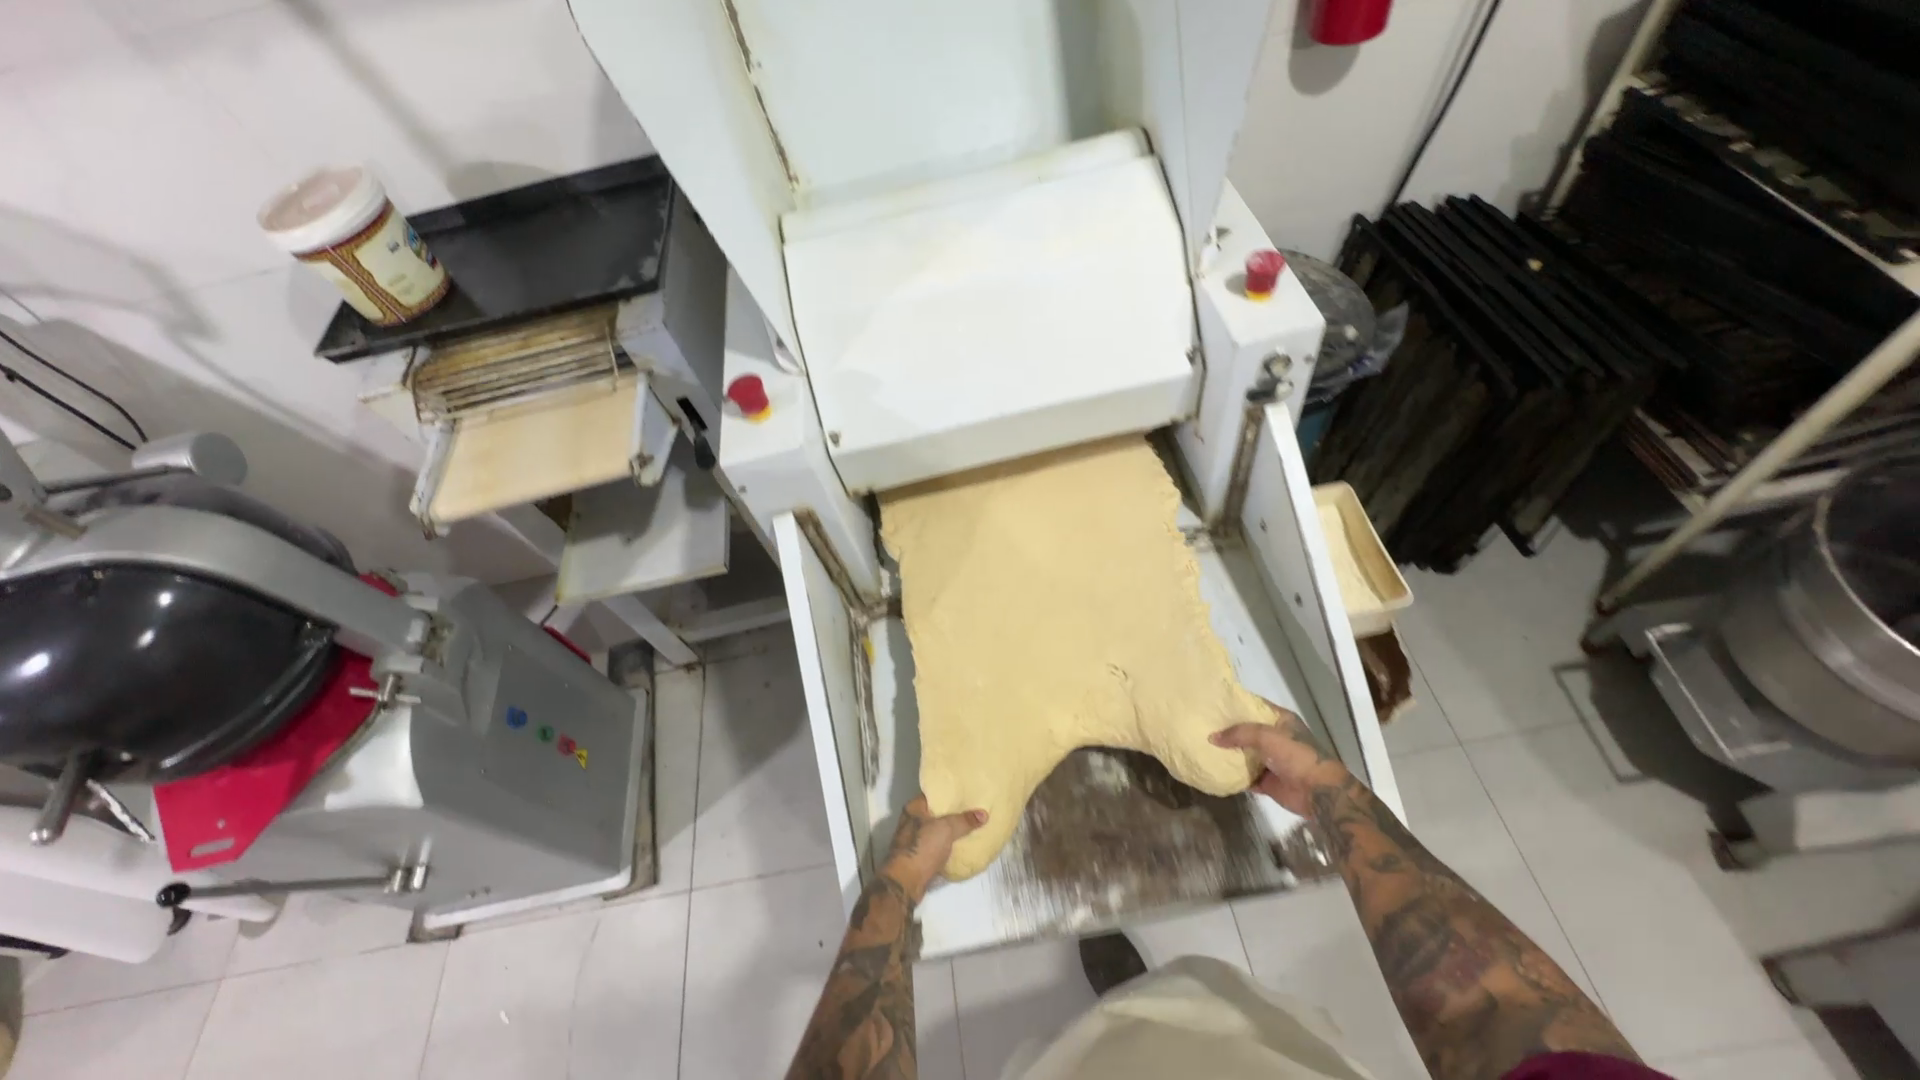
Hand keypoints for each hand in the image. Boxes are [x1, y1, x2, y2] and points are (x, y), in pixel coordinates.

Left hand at [880, 796, 987, 902]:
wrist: (906, 881)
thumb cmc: (922, 847)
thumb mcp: (946, 829)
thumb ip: (964, 821)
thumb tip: (984, 814)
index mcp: (913, 809)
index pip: (932, 795)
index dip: (948, 793)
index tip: (964, 792)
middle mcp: (911, 822)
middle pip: (935, 813)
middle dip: (951, 813)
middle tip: (972, 809)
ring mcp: (913, 840)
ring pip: (936, 831)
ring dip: (949, 831)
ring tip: (969, 826)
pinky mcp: (918, 857)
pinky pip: (936, 847)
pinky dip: (946, 846)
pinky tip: (960, 845)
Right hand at [1210, 703, 1349, 816]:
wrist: (1318, 792)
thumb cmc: (1296, 756)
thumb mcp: (1267, 736)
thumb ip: (1239, 733)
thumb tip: (1212, 737)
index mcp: (1280, 720)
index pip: (1254, 706)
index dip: (1235, 704)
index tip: (1212, 702)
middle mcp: (1275, 737)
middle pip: (1246, 730)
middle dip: (1227, 729)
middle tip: (1202, 725)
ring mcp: (1271, 760)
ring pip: (1244, 753)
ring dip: (1228, 753)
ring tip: (1203, 746)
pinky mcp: (1267, 780)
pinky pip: (1245, 776)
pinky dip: (1233, 774)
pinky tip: (1214, 770)